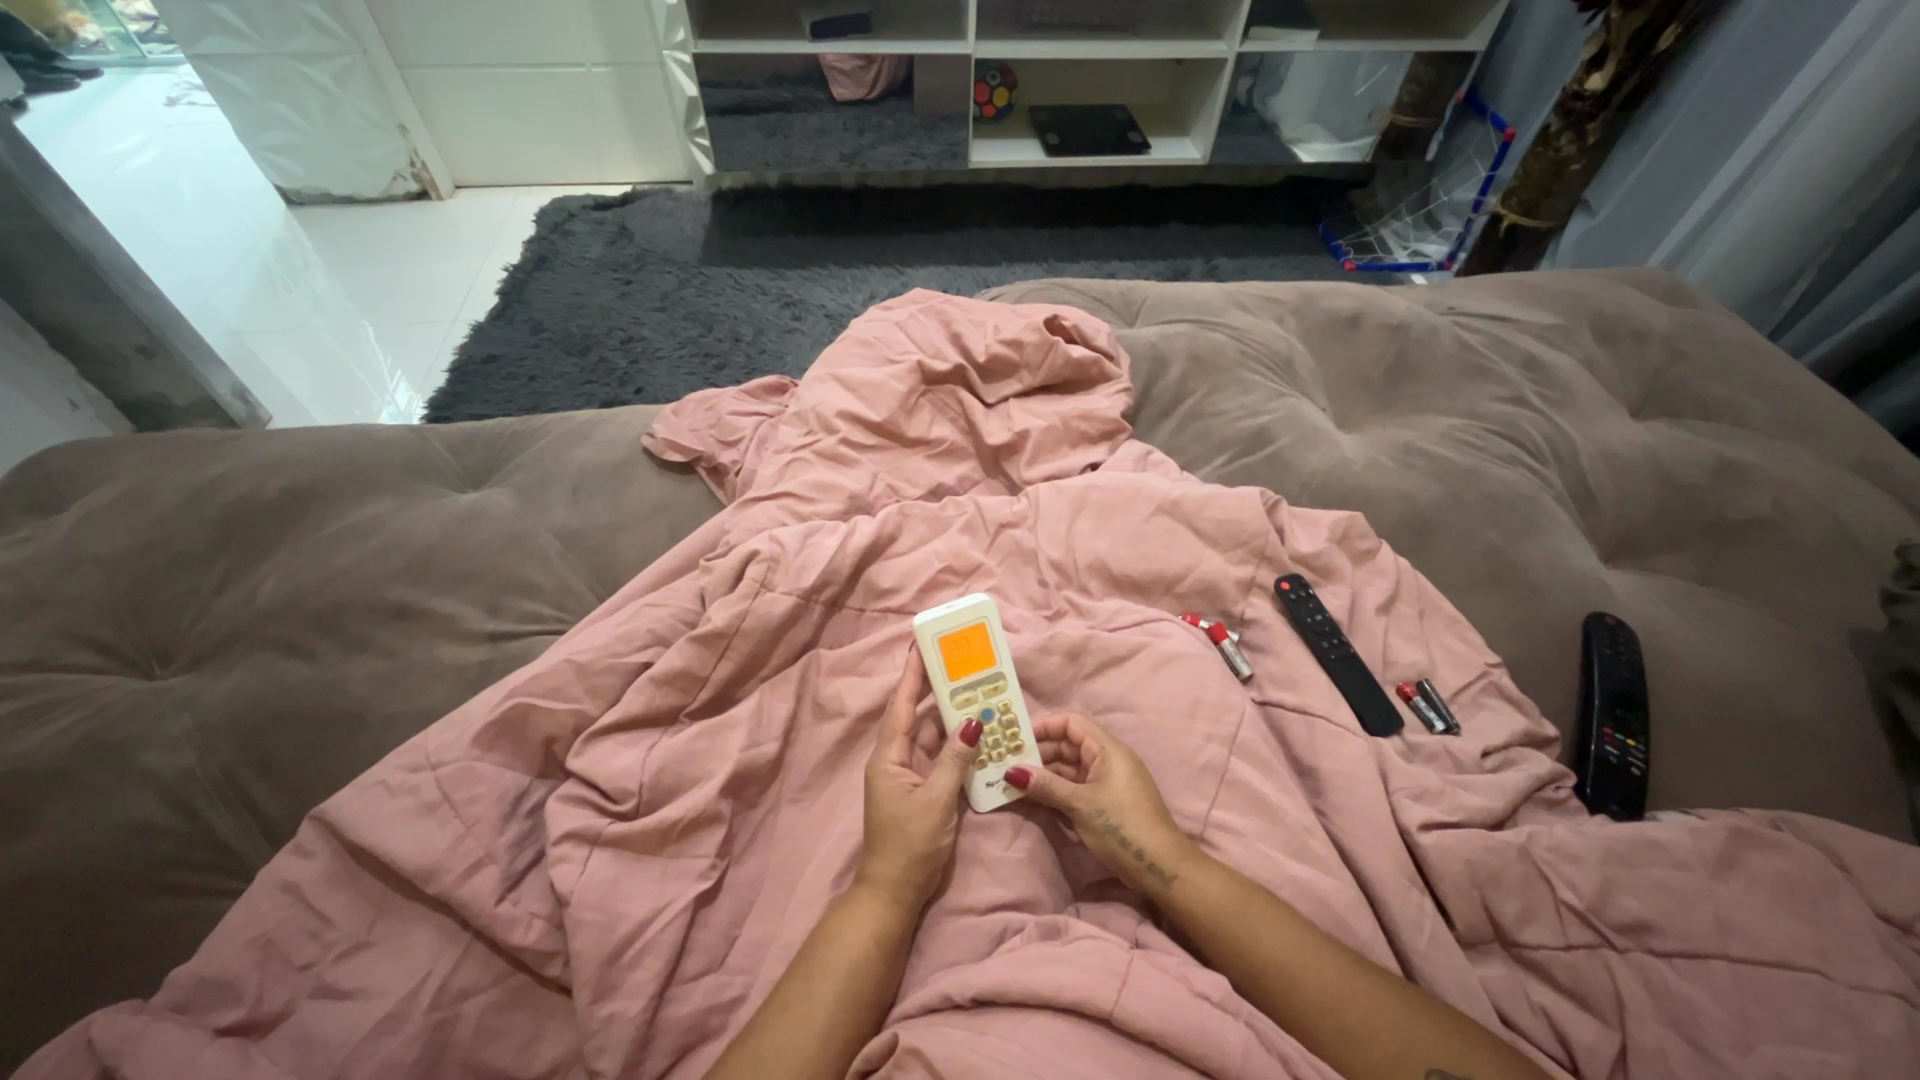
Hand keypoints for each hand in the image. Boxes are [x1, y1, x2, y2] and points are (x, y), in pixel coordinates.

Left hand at [855, 646, 981, 910]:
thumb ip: (954, 759)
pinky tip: (981, 732)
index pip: (900, 705)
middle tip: (960, 663)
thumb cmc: (910, 844)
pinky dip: (960, 746)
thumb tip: (971, 721)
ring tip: (978, 691)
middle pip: (918, 716)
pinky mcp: (926, 789)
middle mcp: (898, 759)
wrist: (896, 891)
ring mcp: (912, 774)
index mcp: (889, 756)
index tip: (920, 645)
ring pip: (934, 737)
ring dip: (954, 718)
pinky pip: (943, 758)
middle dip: (937, 690)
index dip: (911, 675)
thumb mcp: (935, 799)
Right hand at [1006, 712, 1195, 895]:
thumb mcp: (1080, 805)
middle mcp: (1107, 759)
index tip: (1017, 739)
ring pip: (1069, 767)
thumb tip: (1011, 771)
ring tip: (1013, 780)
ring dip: (1044, 773)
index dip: (1044, 726)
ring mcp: (1107, 781)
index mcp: (1107, 749)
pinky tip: (1032, 797)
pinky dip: (1055, 789)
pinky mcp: (1105, 802)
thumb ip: (1046, 786)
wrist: (1160, 866)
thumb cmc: (1122, 826)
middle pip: (1068, 744)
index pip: (1072, 723)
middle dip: (1038, 752)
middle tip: (1006, 762)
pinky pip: (1075, 786)